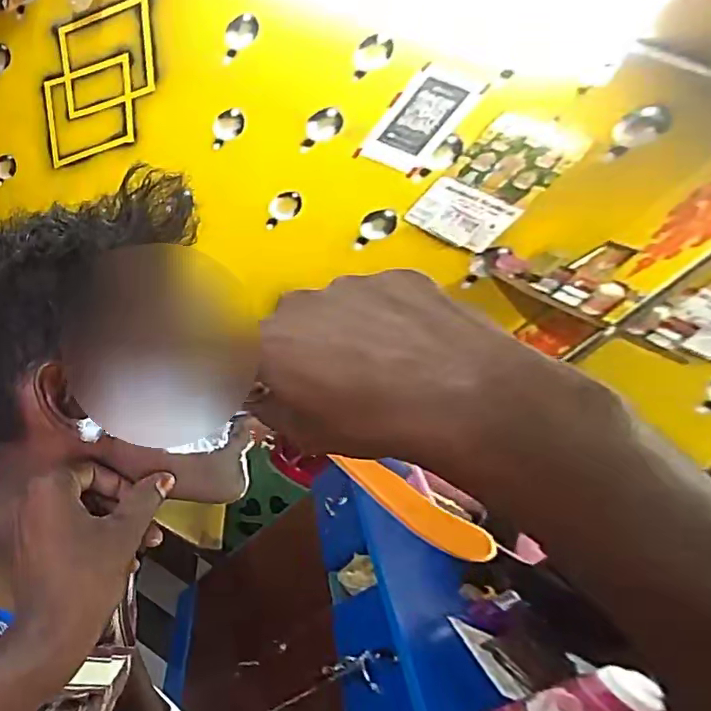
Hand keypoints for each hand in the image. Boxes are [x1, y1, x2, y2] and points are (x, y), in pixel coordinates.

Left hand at [1, 463, 172, 677]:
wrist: (53, 628)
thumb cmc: (87, 578)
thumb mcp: (123, 534)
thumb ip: (143, 501)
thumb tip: (162, 478)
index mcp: (48, 487)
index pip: (92, 471)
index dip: (124, 487)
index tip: (146, 506)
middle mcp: (30, 499)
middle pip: (84, 491)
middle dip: (120, 509)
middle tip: (148, 529)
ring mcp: (25, 523)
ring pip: (76, 514)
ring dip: (110, 527)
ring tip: (140, 548)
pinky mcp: (28, 546)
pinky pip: (63, 530)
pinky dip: (90, 539)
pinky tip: (118, 560)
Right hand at [251, 271, 598, 478]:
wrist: (475, 401)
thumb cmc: (375, 424)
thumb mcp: (305, 434)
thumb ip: (268, 409)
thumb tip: (263, 396)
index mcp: (265, 344)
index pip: (235, 352)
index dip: (250, 371)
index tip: (265, 388)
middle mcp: (297, 305)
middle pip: (281, 324)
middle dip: (292, 347)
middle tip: (322, 377)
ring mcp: (349, 285)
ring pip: (327, 307)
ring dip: (336, 328)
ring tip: (373, 359)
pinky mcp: (397, 276)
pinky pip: (373, 296)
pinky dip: (379, 314)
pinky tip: (405, 342)